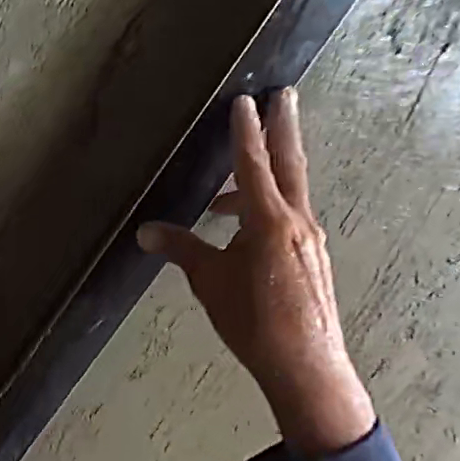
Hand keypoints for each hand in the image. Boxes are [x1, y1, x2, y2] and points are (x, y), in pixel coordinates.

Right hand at [139, 88, 375, 457]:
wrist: (307, 367)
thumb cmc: (254, 323)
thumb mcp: (210, 282)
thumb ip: (181, 249)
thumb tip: (146, 232)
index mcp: (269, 220)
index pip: (253, 163)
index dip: (245, 130)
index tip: (245, 100)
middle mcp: (296, 220)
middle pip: (289, 160)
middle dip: (284, 124)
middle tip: (286, 93)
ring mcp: (309, 237)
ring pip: (291, 188)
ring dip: (271, 171)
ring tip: (233, 183)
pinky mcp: (313, 255)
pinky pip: (291, 215)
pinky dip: (271, 206)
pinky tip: (247, 227)